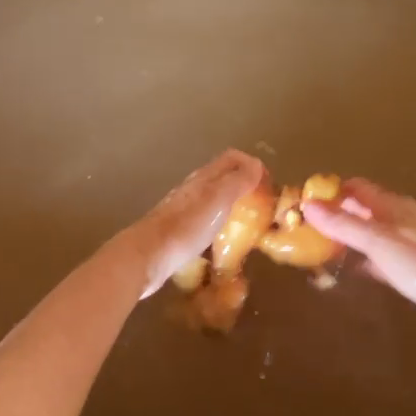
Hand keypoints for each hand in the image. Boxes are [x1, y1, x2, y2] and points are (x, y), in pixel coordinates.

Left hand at [107, 150, 265, 297]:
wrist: (147, 256)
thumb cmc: (186, 227)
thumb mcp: (218, 200)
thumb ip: (237, 181)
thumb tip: (256, 165)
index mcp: (204, 178)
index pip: (232, 158)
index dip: (252, 165)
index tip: (268, 184)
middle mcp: (192, 189)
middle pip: (222, 177)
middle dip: (243, 185)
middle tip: (261, 205)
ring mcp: (182, 210)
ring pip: (212, 199)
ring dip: (230, 205)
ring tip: (246, 224)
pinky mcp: (176, 231)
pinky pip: (203, 221)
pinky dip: (217, 225)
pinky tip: (221, 243)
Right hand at [302, 178, 415, 342]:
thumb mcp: (379, 243)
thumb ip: (344, 225)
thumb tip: (307, 204)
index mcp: (394, 207)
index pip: (357, 187)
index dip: (331, 191)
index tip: (303, 202)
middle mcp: (401, 221)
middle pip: (363, 210)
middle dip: (336, 214)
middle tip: (304, 228)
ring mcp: (408, 246)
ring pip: (371, 235)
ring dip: (348, 238)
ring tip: (318, 248)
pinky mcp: (412, 271)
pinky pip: (380, 259)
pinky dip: (363, 260)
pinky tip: (350, 272)